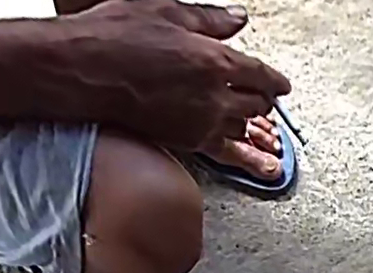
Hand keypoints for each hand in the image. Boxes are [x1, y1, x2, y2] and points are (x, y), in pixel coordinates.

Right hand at [41, 0, 290, 149]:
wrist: (88, 72)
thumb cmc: (119, 34)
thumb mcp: (166, 11)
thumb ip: (209, 19)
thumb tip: (239, 19)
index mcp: (214, 59)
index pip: (260, 74)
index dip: (275, 81)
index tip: (284, 86)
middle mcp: (216, 95)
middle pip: (257, 104)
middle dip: (263, 99)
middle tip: (262, 97)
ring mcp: (206, 121)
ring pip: (244, 127)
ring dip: (251, 122)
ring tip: (252, 118)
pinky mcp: (193, 141)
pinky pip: (230, 151)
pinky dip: (248, 155)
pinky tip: (258, 158)